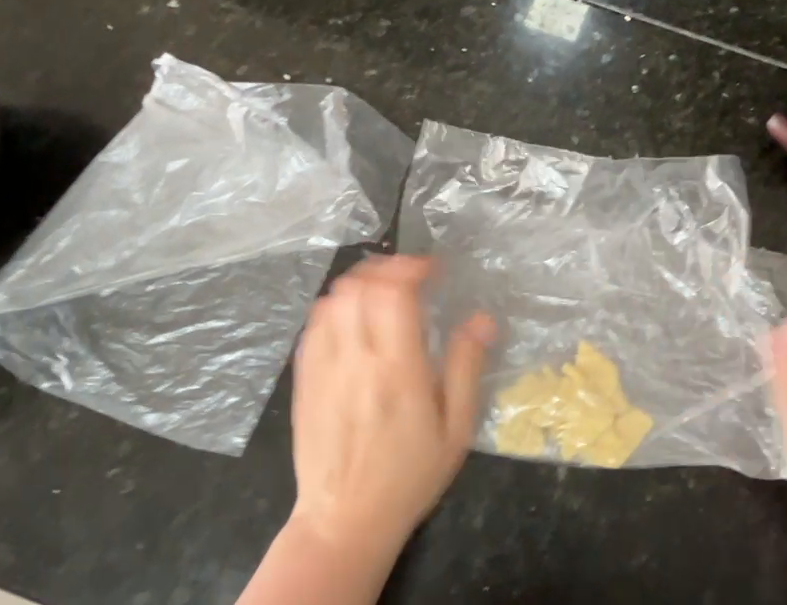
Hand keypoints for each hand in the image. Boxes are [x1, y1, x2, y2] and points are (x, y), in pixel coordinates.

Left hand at [289, 255, 495, 553]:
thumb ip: (466, 368)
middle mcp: (356, 360)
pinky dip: (334, 307)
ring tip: (382, 289)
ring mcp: (323, 369)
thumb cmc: (409, 475)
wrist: (344, 519)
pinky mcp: (304, 381)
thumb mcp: (455, 429)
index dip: (412, 267)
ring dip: (359, 283)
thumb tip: (482, 319)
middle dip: (386, 268)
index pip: (394, 293)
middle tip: (410, 275)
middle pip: (360, 287)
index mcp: (398, 369)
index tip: (432, 269)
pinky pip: (313, 326)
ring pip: (332, 301)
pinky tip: (351, 316)